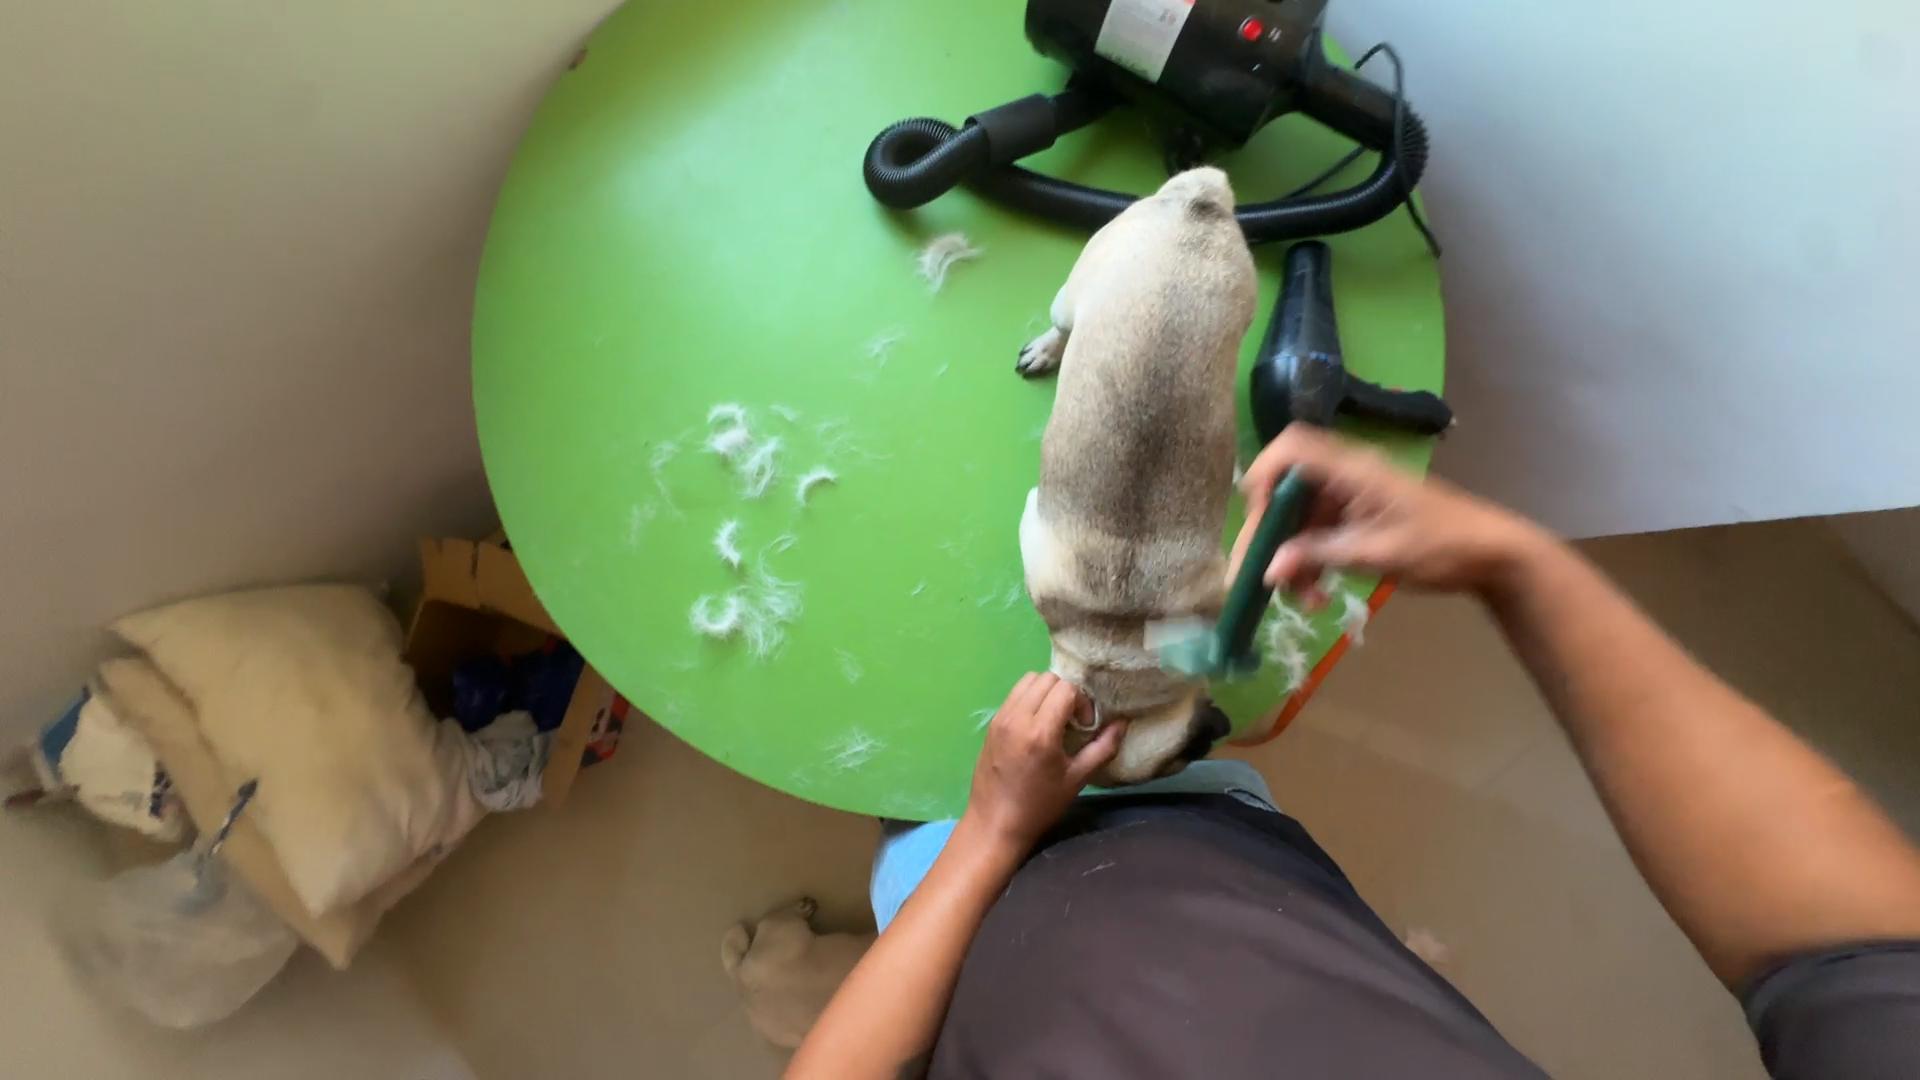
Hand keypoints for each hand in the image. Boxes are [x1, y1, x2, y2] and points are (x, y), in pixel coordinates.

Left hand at [965, 673, 1123, 849]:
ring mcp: (1001, 717)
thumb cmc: (1040, 805)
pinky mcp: (992, 722)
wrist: (995, 822)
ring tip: (1054, 718)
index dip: (1082, 702)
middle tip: (1071, 720)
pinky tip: (1036, 724)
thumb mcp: (1077, 779)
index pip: (1065, 688)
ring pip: (1028, 680)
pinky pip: (1014, 694)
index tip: (1084, 726)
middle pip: (1047, 678)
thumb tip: (1122, 723)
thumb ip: (1103, 748)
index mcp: (1040, 732)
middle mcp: (1017, 717)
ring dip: (1047, 691)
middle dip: (1066, 693)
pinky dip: (1030, 698)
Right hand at [1229, 426, 1550, 599]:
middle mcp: (1343, 477)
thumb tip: (1268, 570)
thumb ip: (1319, 556)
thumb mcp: (1378, 554)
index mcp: (1353, 470)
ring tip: (1302, 600)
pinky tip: (1317, 595)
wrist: (1495, 557)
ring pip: (1296, 521)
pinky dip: (1309, 563)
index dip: (1264, 476)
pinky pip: (1313, 535)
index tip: (1259, 521)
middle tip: (1258, 578)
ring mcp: (1347, 497)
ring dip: (1290, 559)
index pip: (1292, 449)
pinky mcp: (1352, 517)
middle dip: (1269, 537)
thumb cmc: (1444, 547)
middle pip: (1284, 494)